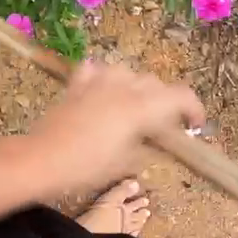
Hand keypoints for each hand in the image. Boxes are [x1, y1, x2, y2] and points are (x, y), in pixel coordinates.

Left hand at [26, 61, 205, 194]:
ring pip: (127, 71)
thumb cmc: (88, 166)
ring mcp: (96, 82)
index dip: (194, 109)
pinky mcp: (75, 85)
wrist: (43, 158)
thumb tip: (162, 142)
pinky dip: (105, 77)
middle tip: (165, 124)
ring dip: (136, 86)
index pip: (180, 95)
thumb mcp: (128, 162)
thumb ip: (150, 146)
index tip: (194, 126)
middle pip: (154, 83)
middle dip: (165, 100)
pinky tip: (104, 91)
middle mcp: (121, 87)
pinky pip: (96, 70)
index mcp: (140, 107)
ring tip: (136, 106)